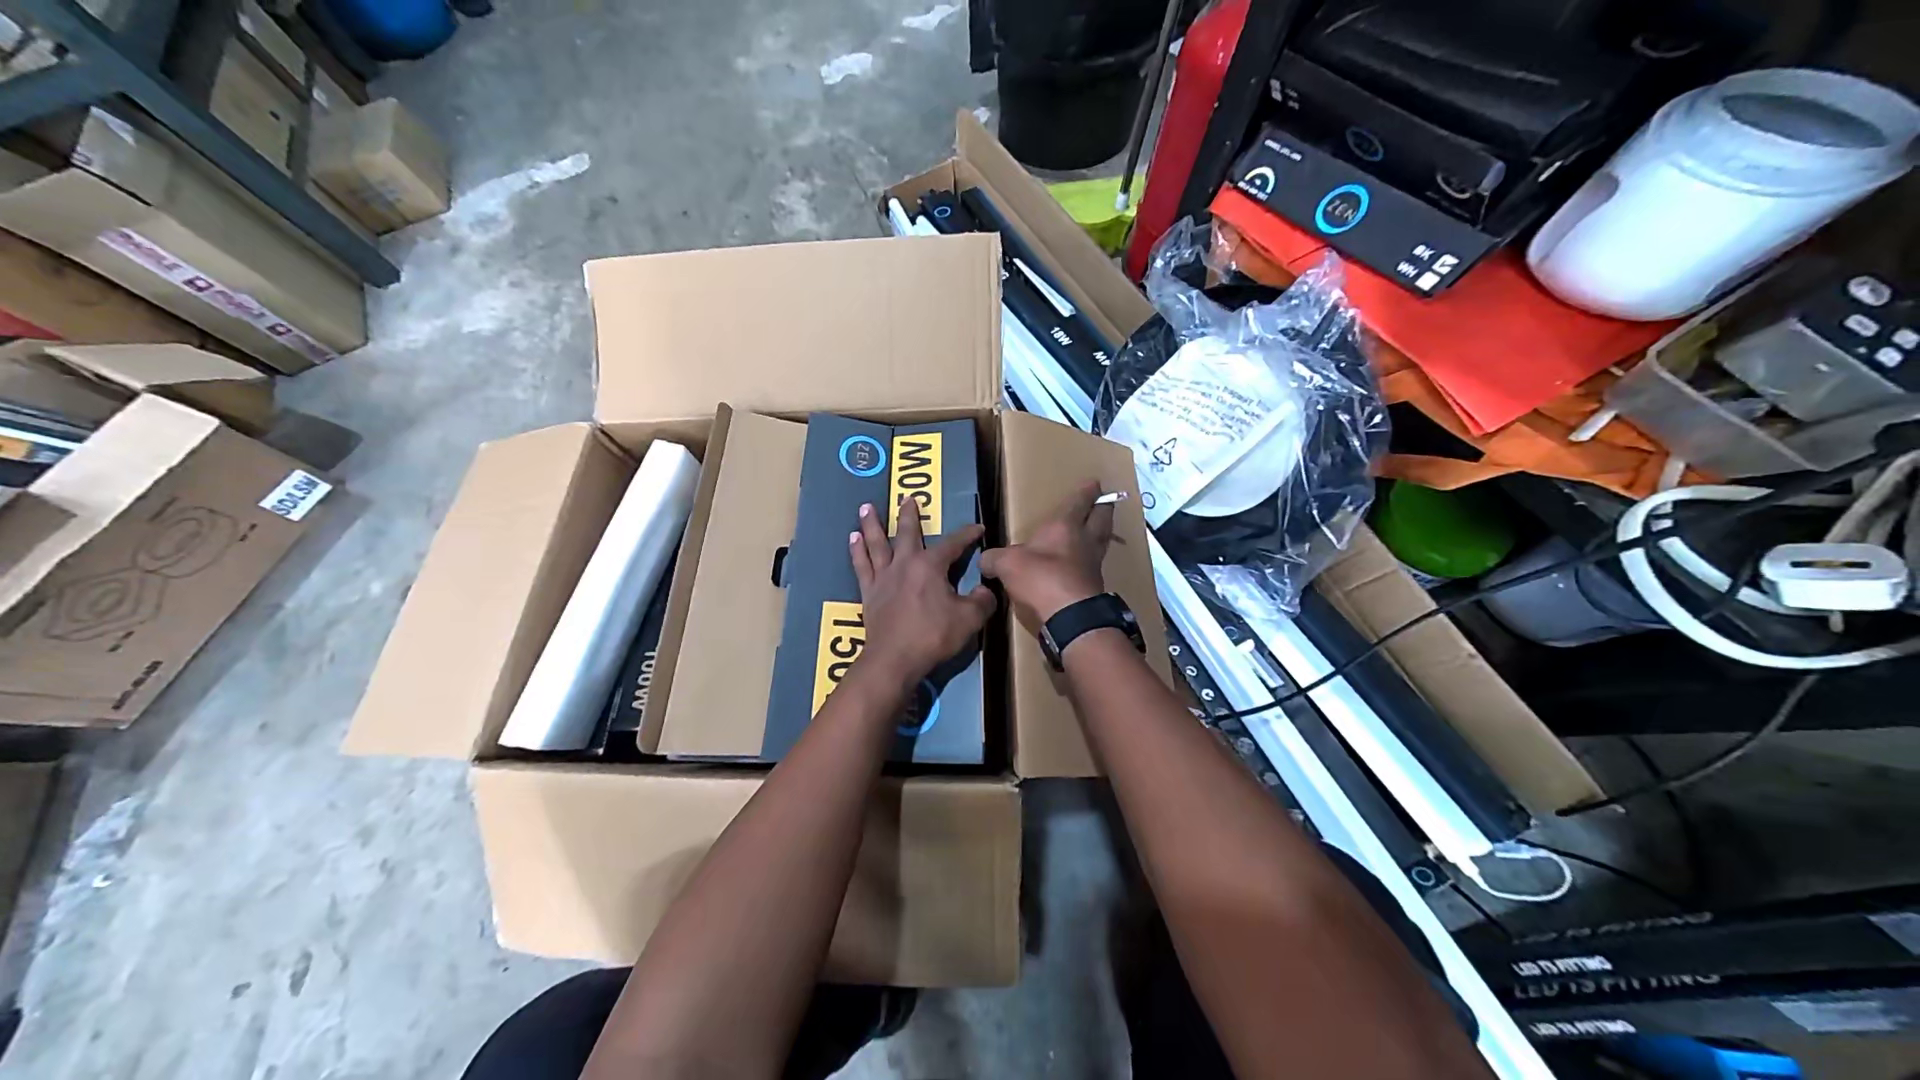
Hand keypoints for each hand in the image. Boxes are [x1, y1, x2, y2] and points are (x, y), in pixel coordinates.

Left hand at [850, 495, 995, 686]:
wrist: (894, 658)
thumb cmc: (933, 636)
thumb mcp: (970, 619)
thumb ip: (982, 601)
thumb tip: (986, 589)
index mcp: (931, 566)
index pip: (954, 544)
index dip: (968, 535)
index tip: (978, 528)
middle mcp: (905, 563)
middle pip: (908, 533)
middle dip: (910, 515)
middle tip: (907, 498)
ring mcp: (883, 576)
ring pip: (877, 543)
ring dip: (872, 524)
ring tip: (866, 507)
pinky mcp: (868, 592)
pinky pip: (861, 565)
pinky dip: (857, 551)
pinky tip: (852, 539)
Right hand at [981, 480, 1112, 627]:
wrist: (1070, 615)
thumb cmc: (1040, 577)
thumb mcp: (1007, 564)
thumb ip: (994, 558)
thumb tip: (984, 560)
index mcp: (1065, 526)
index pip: (1079, 503)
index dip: (1087, 492)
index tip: (1095, 483)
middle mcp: (1084, 541)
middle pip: (1101, 518)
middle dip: (1103, 508)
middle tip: (1107, 501)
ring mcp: (1093, 564)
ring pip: (1103, 540)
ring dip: (1104, 531)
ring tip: (1101, 527)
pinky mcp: (1095, 586)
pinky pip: (1096, 564)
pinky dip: (1094, 558)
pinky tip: (1087, 562)